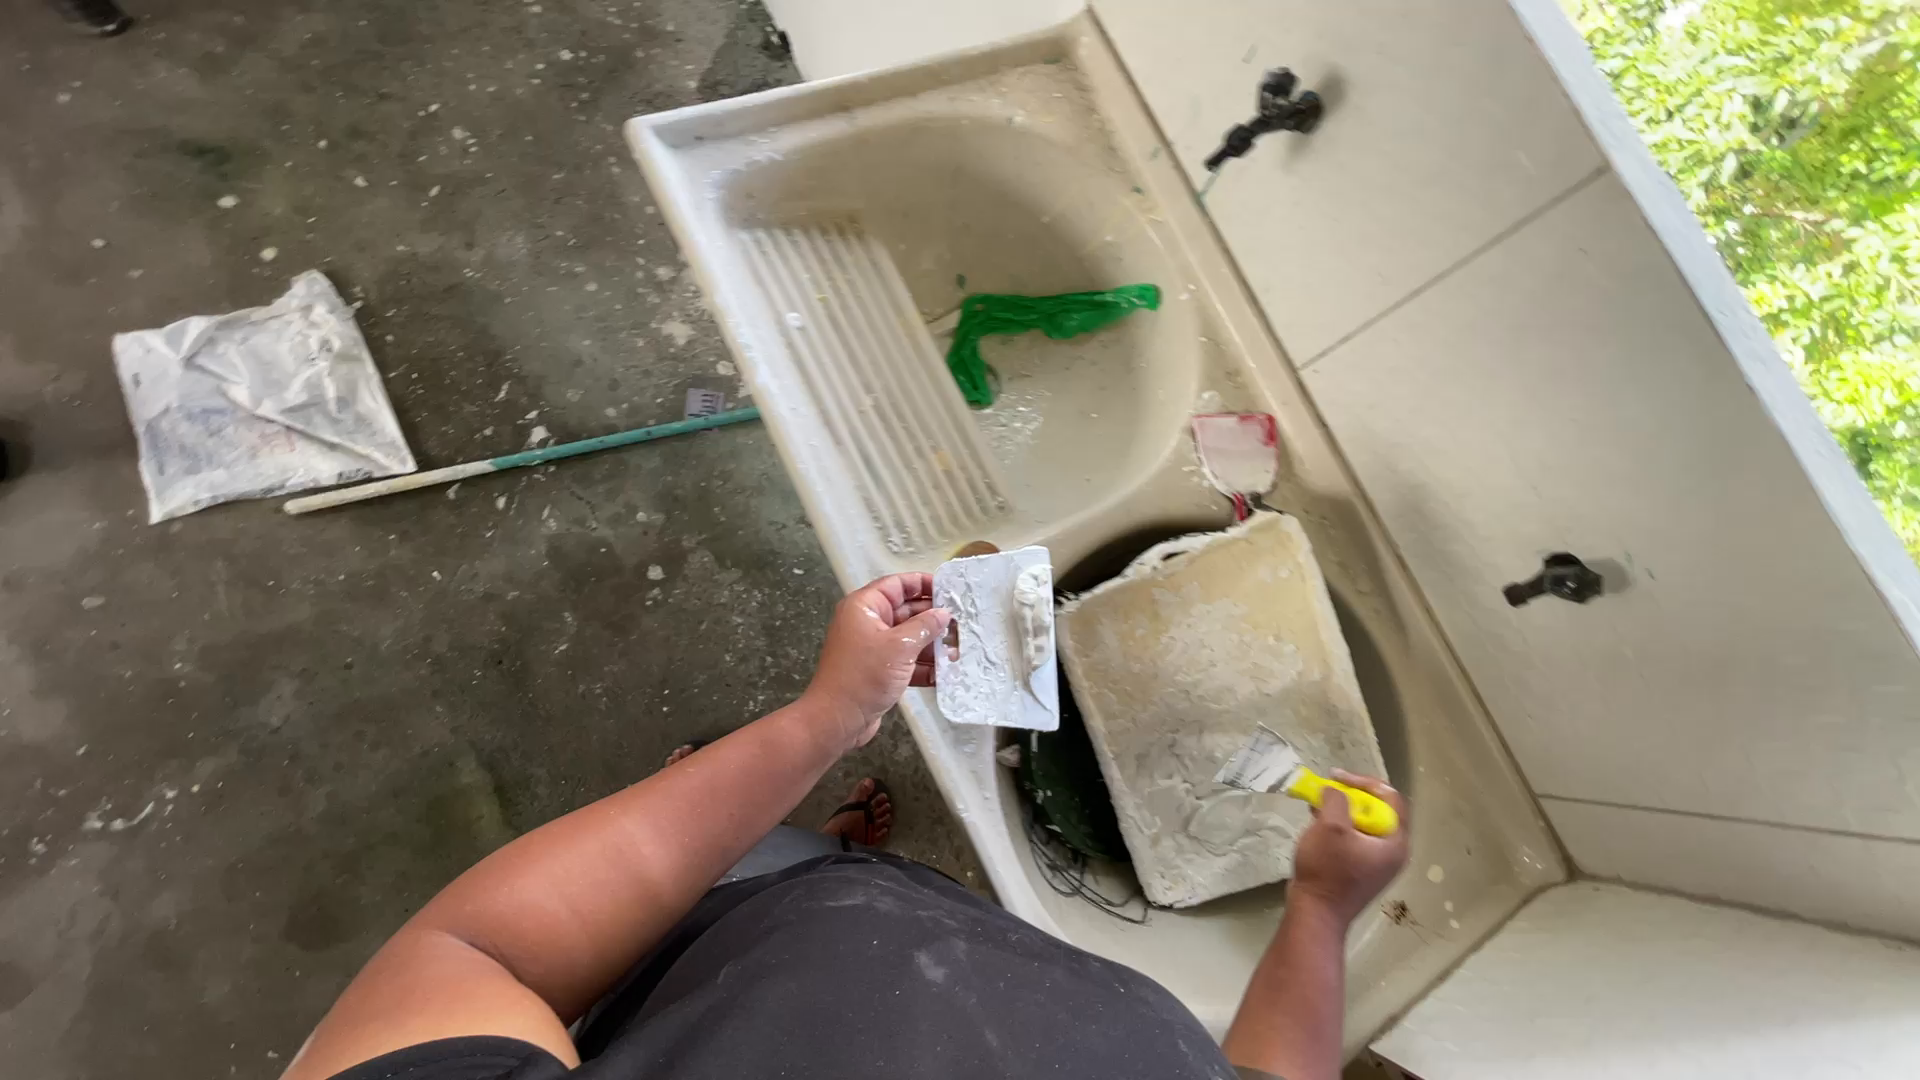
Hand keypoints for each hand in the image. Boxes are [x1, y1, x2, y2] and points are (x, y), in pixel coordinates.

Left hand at [803, 573, 950, 749]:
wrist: (837, 720)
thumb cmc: (864, 676)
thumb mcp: (900, 647)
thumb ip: (925, 626)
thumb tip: (943, 614)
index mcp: (865, 607)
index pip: (897, 585)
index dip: (923, 584)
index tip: (949, 589)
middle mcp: (867, 623)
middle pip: (906, 611)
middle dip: (933, 619)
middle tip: (960, 624)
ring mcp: (872, 648)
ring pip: (908, 638)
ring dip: (931, 645)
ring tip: (957, 651)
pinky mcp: (878, 670)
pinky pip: (905, 661)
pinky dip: (922, 666)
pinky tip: (943, 673)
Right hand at [1289, 772, 1409, 924]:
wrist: (1316, 912)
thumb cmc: (1327, 869)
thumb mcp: (1330, 826)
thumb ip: (1336, 800)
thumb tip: (1335, 790)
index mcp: (1394, 843)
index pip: (1392, 799)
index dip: (1366, 782)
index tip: (1338, 777)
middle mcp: (1392, 852)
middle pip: (1379, 810)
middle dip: (1352, 795)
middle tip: (1328, 787)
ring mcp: (1376, 862)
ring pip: (1364, 824)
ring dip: (1342, 809)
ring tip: (1318, 803)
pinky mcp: (1360, 869)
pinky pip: (1355, 837)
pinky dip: (1338, 825)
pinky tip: (1317, 821)